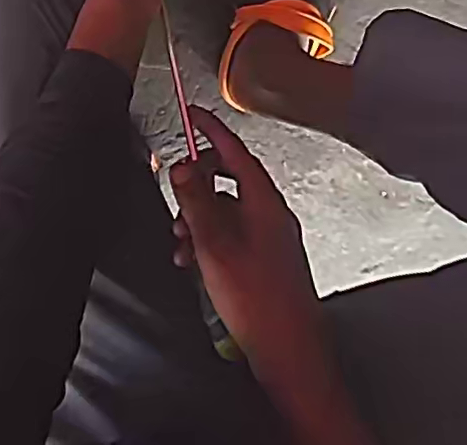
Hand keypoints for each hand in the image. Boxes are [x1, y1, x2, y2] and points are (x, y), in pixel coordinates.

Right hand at [170, 108, 376, 444]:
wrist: (290, 353)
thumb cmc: (259, 301)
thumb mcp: (214, 244)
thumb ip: (195, 201)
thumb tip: (181, 167)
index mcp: (263, 200)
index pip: (233, 149)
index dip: (210, 128)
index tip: (193, 112)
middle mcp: (270, 211)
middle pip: (227, 176)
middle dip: (197, 182)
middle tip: (177, 194)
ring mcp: (269, 233)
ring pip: (226, 205)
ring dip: (199, 215)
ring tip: (181, 240)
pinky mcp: (265, 254)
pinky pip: (232, 228)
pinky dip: (209, 234)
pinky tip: (193, 257)